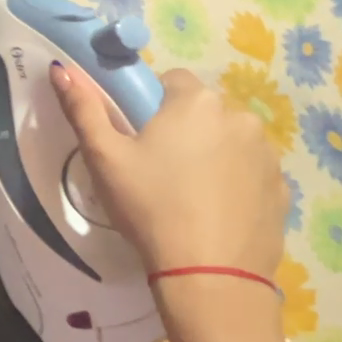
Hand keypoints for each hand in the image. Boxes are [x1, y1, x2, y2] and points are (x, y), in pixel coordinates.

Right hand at [51, 64, 291, 341]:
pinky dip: (231, 181)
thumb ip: (82, 110)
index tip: (134, 135)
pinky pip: (249, 171)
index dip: (149, 103)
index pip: (171, 80)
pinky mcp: (281, 187)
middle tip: (153, 167)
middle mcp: (240, 116)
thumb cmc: (149, 205)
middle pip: (202, 110)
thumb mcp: (104, 158)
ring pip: (228, 139)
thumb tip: (59, 69)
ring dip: (209, 153)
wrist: (209, 272)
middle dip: (180, 128)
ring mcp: (268, 152)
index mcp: (195, 102)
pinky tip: (210, 210)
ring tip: (183, 193)